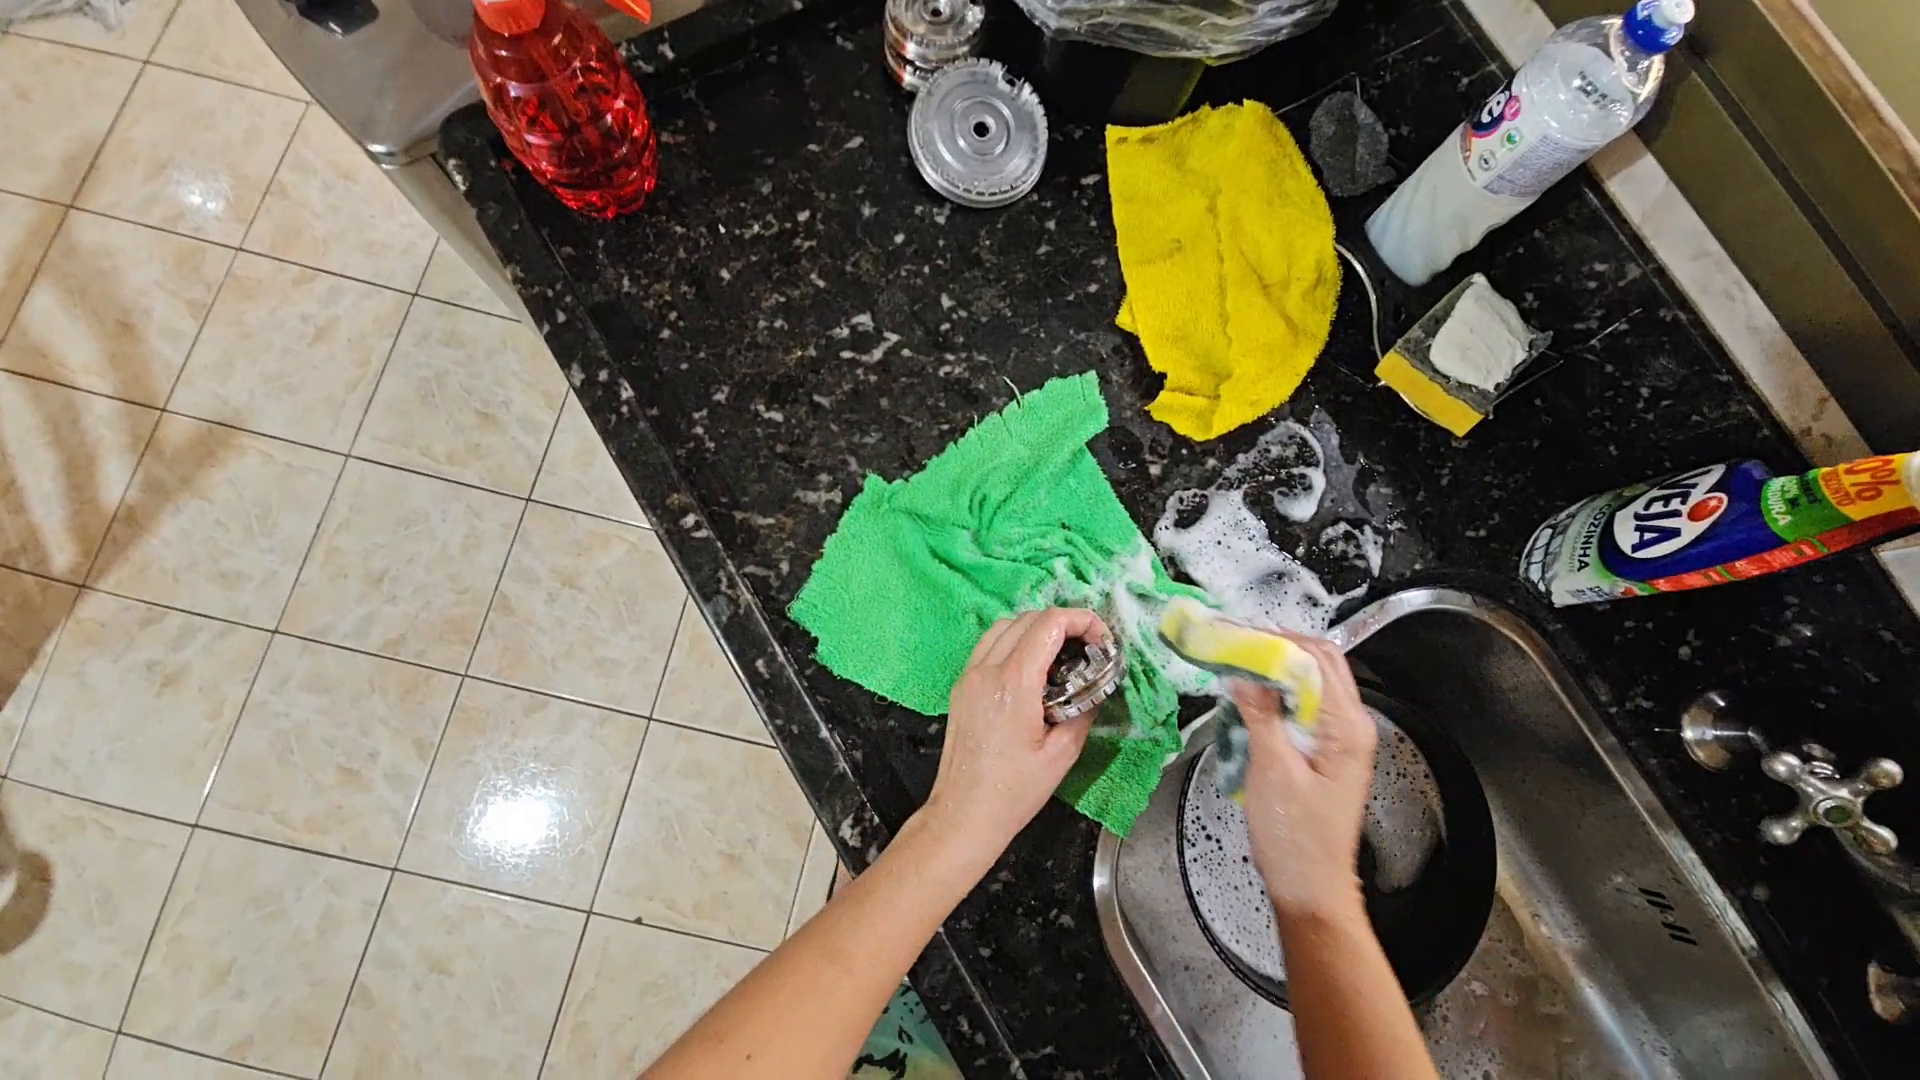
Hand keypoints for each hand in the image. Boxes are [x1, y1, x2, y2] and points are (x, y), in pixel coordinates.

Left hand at [919, 608, 1106, 869]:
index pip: (1049, 624)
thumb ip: (1084, 710)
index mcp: (1014, 683)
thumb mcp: (1062, 753)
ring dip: (1036, 628)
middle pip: (1027, 618)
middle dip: (1063, 624)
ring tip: (1061, 655)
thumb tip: (1096, 687)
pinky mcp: (961, 686)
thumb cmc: (1014, 791)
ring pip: (1004, 625)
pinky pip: (989, 645)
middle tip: (1087, 649)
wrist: (963, 814)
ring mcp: (969, 676)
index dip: (1082, 621)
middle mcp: (987, 670)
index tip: (1102, 639)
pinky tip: (1032, 668)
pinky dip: (1013, 641)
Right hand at [1233, 634, 1377, 922]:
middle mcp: (1350, 725)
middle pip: (1318, 663)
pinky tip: (1246, 693)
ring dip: (1273, 668)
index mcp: (1346, 727)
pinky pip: (1301, 704)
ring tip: (1233, 661)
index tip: (1235, 632)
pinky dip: (1274, 691)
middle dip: (1276, 646)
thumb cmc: (1294, 836)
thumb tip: (1242, 670)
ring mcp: (1339, 736)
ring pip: (1308, 682)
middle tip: (1232, 641)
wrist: (1309, 885)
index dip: (1275, 640)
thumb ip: (1260, 714)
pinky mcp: (1323, 748)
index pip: (1316, 659)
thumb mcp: (1272, 769)